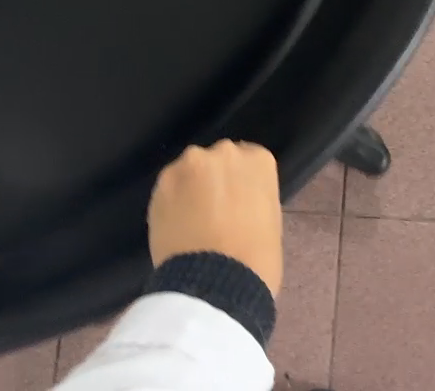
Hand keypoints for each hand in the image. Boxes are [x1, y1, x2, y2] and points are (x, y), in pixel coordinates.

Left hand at [147, 140, 283, 295]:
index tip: (237, 202)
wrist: (217, 283)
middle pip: (218, 159)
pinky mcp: (164, 180)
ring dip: (190, 188)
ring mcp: (192, 163)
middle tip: (212, 212)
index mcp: (259, 160)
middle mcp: (226, 151)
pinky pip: (169, 187)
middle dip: (214, 180)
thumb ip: (254, 198)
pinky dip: (170, 202)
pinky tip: (174, 227)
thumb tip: (238, 203)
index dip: (240, 183)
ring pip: (191, 170)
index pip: (249, 160)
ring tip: (189, 221)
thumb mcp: (270, 221)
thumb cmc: (256, 260)